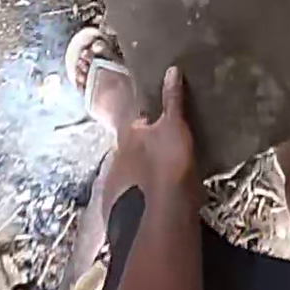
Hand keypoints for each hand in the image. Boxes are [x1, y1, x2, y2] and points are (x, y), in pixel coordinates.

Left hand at [107, 65, 198, 213]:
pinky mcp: (115, 215)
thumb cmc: (170, 165)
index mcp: (129, 136)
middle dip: (145, 152)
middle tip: (167, 156)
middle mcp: (116, 159)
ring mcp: (113, 188)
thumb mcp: (176, 127)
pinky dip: (139, 200)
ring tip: (162, 184)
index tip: (164, 127)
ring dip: (140, 177)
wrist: (160, 220)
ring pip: (128, 177)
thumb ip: (172, 100)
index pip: (138, 123)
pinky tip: (153, 207)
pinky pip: (129, 201)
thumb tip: (171, 69)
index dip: (151, 124)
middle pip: (131, 151)